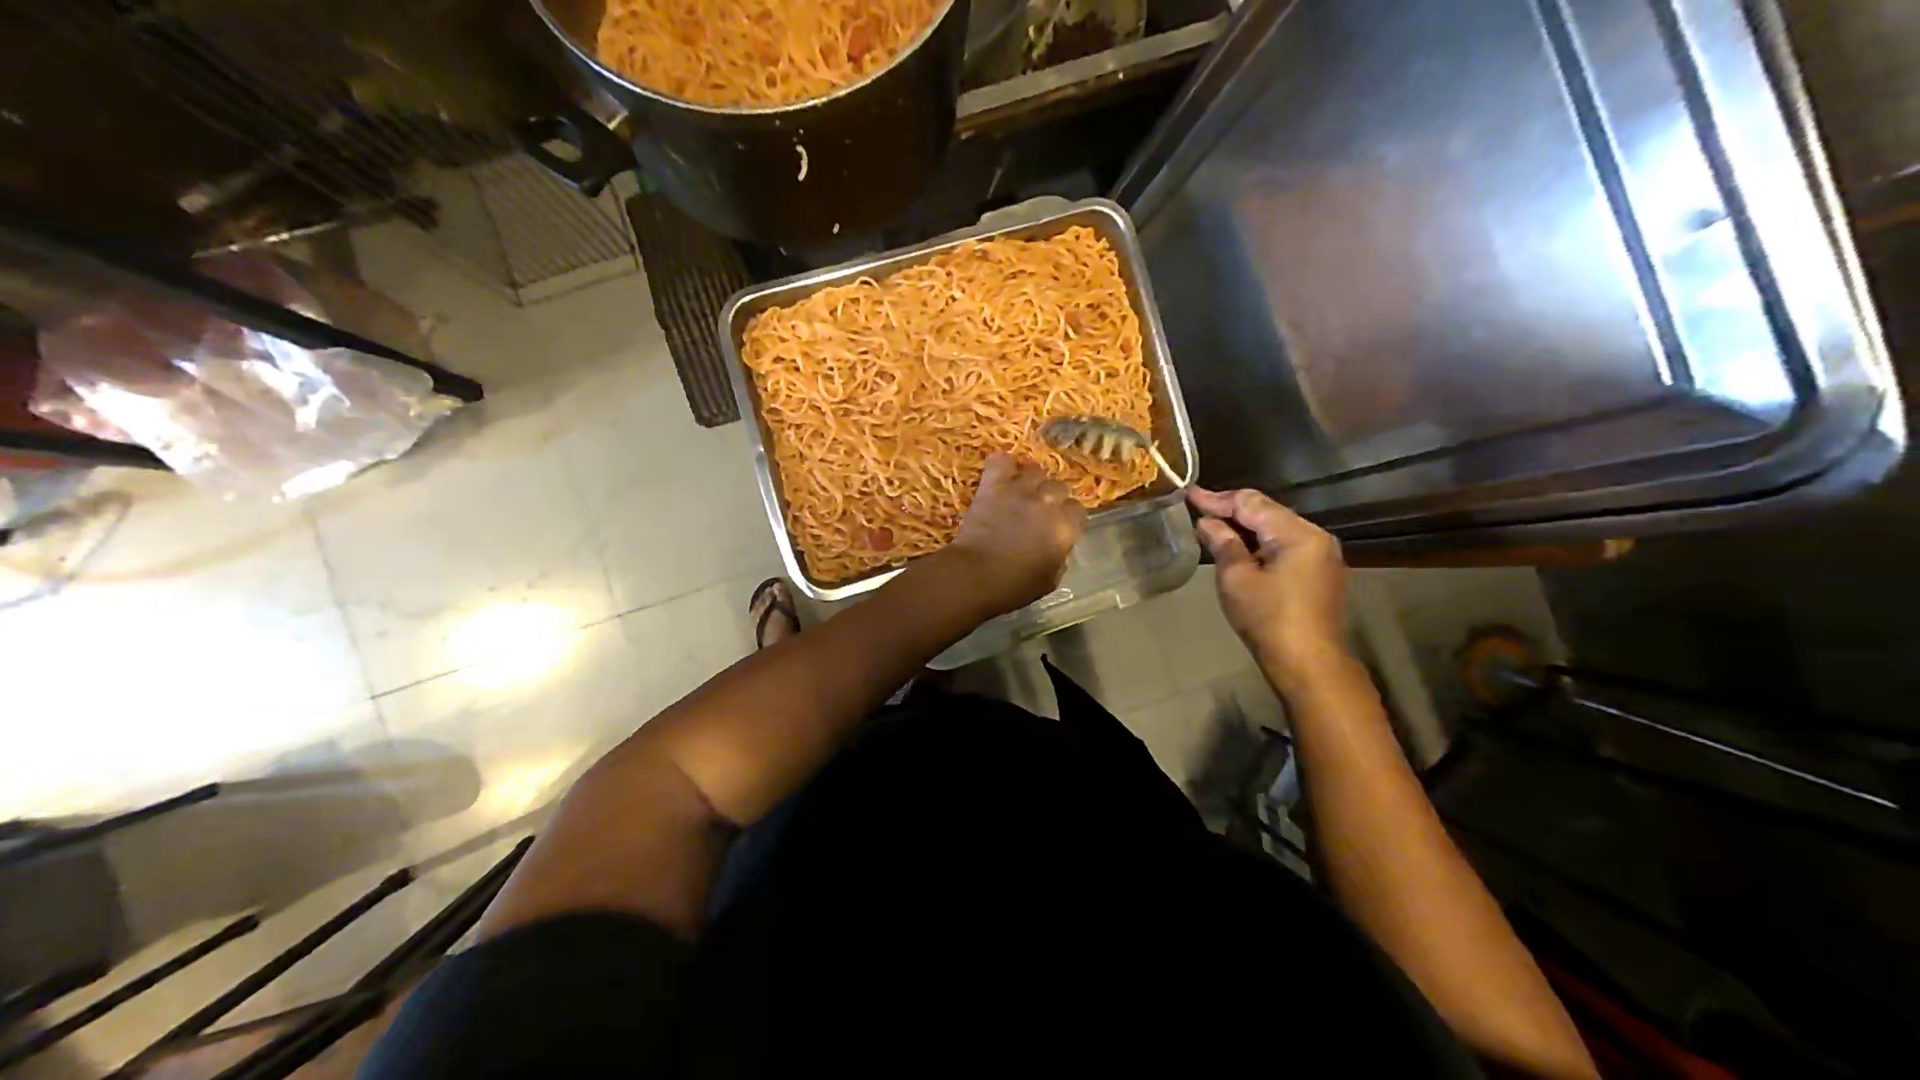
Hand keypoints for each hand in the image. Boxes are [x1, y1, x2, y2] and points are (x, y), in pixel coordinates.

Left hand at [944, 454, 1086, 616]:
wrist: (973, 576)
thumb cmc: (1013, 587)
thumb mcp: (1049, 581)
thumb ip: (1060, 558)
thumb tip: (1059, 548)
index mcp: (1065, 527)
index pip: (1078, 510)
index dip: (1069, 518)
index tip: (1059, 527)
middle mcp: (1048, 502)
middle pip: (1059, 487)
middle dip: (1052, 499)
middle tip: (1038, 513)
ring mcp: (1020, 490)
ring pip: (1035, 471)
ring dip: (1032, 481)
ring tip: (1022, 493)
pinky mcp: (993, 486)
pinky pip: (1002, 461)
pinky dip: (1004, 465)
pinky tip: (1003, 475)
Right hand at [1187, 486, 1350, 689]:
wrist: (1308, 665)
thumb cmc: (1269, 619)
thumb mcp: (1236, 579)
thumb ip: (1222, 544)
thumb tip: (1207, 523)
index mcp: (1298, 534)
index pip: (1252, 504)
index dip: (1218, 499)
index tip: (1190, 494)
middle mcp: (1316, 537)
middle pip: (1267, 513)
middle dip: (1232, 511)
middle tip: (1198, 509)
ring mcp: (1321, 557)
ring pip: (1276, 530)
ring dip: (1244, 529)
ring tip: (1212, 527)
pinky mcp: (1319, 575)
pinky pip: (1285, 548)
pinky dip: (1259, 545)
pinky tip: (1237, 549)